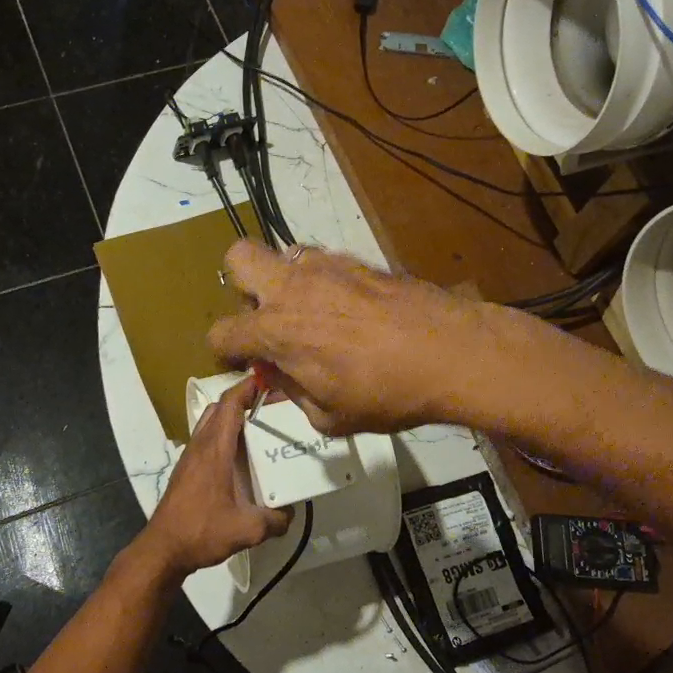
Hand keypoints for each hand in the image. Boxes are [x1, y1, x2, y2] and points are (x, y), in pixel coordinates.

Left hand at [133, 380, 293, 576]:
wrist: (163, 549)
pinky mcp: (185, 470)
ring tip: (258, 430)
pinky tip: (239, 458)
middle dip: (243, 400)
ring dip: (231, 418)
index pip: (230, 404)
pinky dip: (223, 436)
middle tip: (270, 407)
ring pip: (210, 423)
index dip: (248, 387)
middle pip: (219, 408)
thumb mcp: (248, 530)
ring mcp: (189, 457)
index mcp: (215, 450)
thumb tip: (291, 512)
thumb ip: (276, 520)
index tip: (269, 380)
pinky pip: (205, 440)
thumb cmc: (202, 531)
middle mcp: (200, 446)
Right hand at [206, 241, 518, 434]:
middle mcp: (292, 288)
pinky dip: (323, 284)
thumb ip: (294, 393)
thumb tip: (281, 376)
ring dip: (286, 283)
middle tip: (267, 317)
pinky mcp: (357, 260)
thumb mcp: (330, 417)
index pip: (222, 332)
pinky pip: (323, 263)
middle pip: (238, 259)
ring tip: (314, 315)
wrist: (450, 352)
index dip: (226, 352)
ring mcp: (326, 266)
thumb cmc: (386, 393)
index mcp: (276, 330)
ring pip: (284, 256)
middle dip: (241, 287)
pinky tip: (349, 311)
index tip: (246, 364)